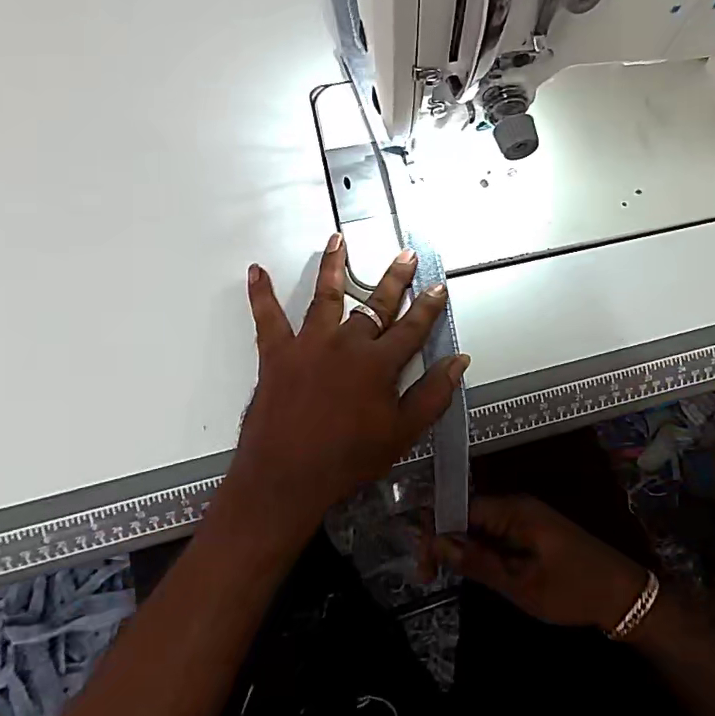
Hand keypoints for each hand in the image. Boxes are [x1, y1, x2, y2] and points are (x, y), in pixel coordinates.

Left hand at [225, 233, 468, 536]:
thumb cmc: (346, 459)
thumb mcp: (401, 434)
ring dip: (333, 266)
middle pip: (375, 304)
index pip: (412, 328)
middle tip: (404, 255)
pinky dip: (261, 294)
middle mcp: (345, 344)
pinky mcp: (277, 352)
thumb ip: (432, 395)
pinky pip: (268, 317)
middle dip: (393, 278)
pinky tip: (256, 272)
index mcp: (378, 364)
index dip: (428, 307)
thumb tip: (458, 362)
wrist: (288, 475)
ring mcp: (309, 344)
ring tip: (337, 240)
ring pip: (325, 295)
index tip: (438, 287)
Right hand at [424, 494, 650, 631]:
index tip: (422, 563)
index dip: (434, 530)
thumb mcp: (522, 584)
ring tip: (439, 574)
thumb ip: (478, 562)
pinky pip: (493, 533)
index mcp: (513, 509)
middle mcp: (515, 504)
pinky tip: (468, 568)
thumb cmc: (574, 590)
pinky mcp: (530, 531)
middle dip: (442, 540)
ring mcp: (523, 516)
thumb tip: (437, 542)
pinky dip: (477, 549)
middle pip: (464, 513)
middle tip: (427, 575)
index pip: (458, 508)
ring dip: (458, 546)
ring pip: (477, 525)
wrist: (627, 597)